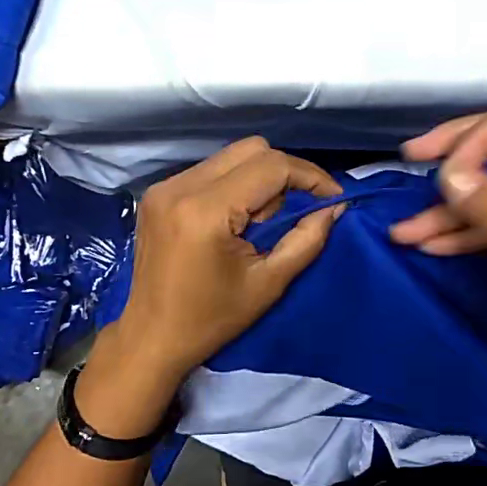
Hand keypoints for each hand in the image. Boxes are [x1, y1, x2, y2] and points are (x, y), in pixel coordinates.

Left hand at [86, 139, 343, 431]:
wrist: (152, 336)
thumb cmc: (212, 319)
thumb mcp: (269, 284)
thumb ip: (306, 239)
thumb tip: (334, 206)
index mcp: (205, 211)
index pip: (271, 166)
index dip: (310, 176)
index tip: (333, 198)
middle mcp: (180, 186)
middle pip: (251, 149)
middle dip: (284, 174)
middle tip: (292, 214)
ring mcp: (164, 186)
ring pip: (231, 156)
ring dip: (258, 179)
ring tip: (260, 223)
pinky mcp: (157, 192)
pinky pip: (210, 169)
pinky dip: (234, 184)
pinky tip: (234, 220)